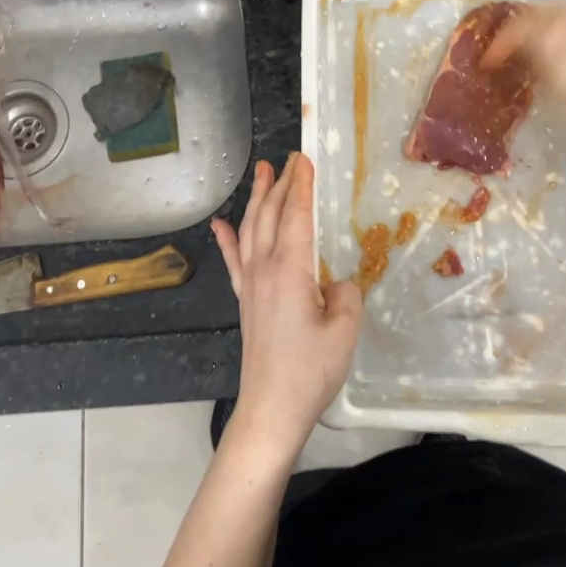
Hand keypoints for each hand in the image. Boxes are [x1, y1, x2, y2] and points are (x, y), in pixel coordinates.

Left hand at [211, 153, 361, 456]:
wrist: (271, 406)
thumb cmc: (310, 369)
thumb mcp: (344, 329)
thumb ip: (345, 294)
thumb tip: (335, 282)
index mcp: (289, 269)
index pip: (295, 215)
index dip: (300, 186)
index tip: (305, 160)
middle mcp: (264, 268)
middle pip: (268, 215)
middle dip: (278, 184)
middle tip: (288, 159)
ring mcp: (250, 284)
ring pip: (250, 230)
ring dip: (256, 199)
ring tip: (260, 173)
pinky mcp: (245, 301)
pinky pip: (233, 260)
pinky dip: (227, 239)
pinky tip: (220, 225)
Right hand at [482, 5, 565, 139]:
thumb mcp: (557, 93)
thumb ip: (535, 70)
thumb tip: (523, 61)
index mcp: (551, 31)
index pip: (512, 30)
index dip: (496, 47)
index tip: (487, 63)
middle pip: (531, 15)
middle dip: (515, 32)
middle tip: (505, 51)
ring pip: (553, 15)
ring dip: (537, 29)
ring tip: (531, 50)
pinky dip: (558, 30)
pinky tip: (561, 49)